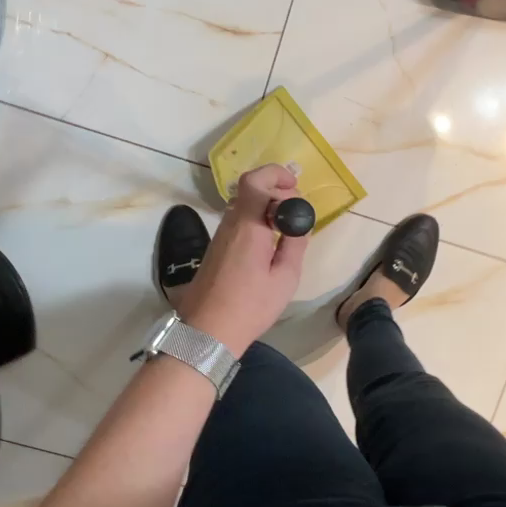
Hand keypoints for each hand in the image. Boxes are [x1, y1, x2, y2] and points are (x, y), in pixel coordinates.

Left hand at [177, 165, 308, 353]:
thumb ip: (294, 244)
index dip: (276, 175)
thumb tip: (299, 224)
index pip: (255, 181)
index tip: (295, 189)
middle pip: (250, 189)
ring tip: (286, 229)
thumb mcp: (285, 278)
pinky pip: (239, 221)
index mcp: (249, 227)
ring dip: (266, 207)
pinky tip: (270, 243)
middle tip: (295, 213)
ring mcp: (220, 235)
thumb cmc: (250, 307)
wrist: (207, 331)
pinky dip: (257, 220)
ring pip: (244, 205)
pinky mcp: (216, 248)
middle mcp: (231, 224)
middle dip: (277, 191)